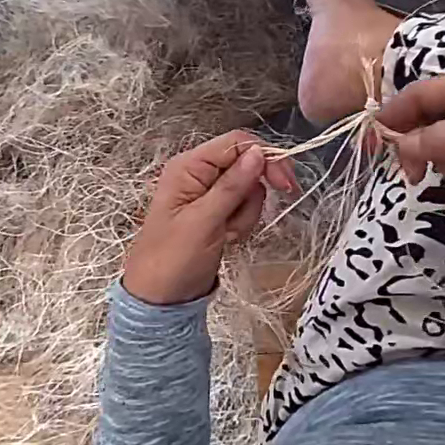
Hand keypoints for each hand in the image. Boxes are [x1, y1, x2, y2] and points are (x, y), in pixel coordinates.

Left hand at [122, 131, 298, 305]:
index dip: (264, 157)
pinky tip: (227, 239)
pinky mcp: (217, 214)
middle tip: (252, 215)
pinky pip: (243, 208)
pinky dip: (242, 223)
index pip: (236, 144)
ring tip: (227, 234)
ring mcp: (209, 195)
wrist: (159, 300)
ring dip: (246, 212)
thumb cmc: (173, 258)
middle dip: (253, 191)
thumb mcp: (203, 221)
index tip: (285, 183)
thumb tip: (258, 152)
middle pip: (246, 164)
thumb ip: (231, 185)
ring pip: (249, 188)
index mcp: (189, 166)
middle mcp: (199, 174)